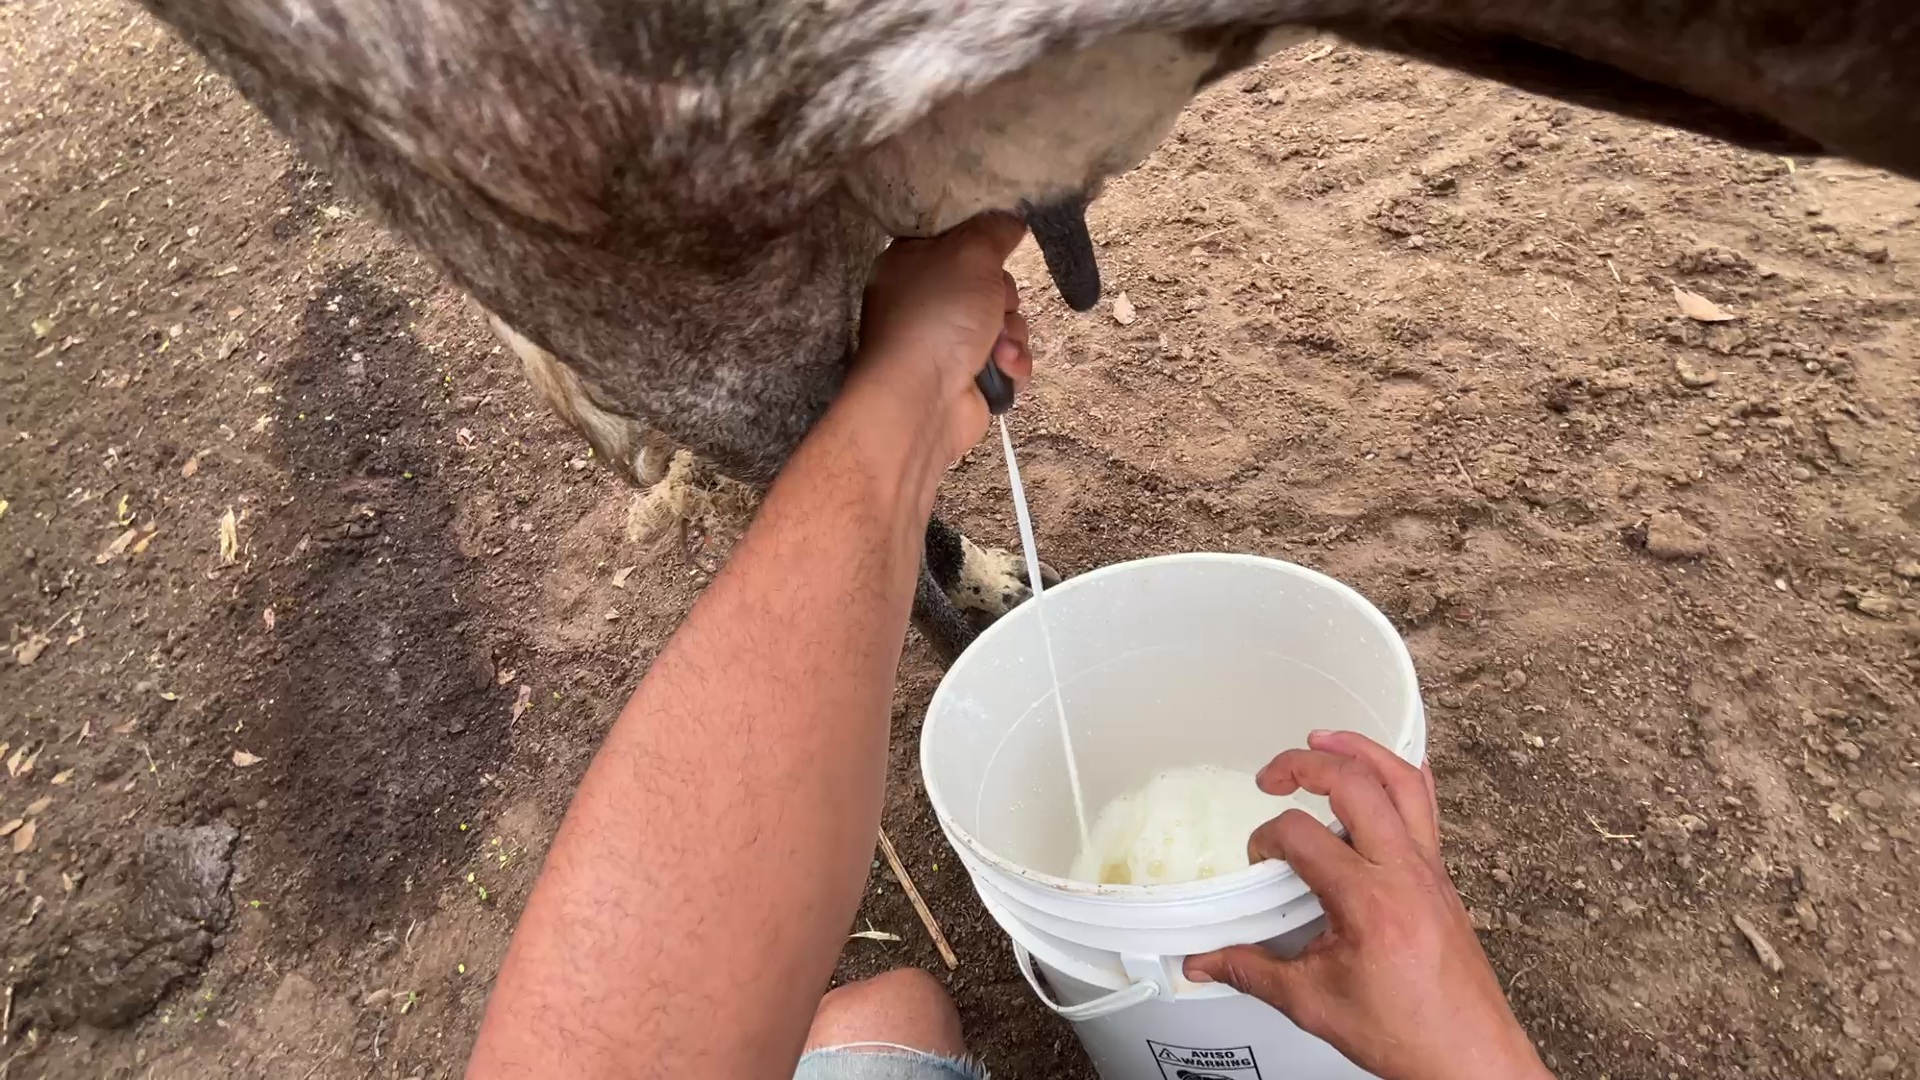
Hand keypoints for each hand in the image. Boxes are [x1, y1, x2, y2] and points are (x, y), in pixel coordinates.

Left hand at [847, 212, 1032, 466]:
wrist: (923, 398)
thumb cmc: (938, 315)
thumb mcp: (971, 252)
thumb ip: (994, 229)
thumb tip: (1010, 220)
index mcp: (911, 263)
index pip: (954, 240)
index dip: (981, 243)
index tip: (1000, 244)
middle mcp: (926, 302)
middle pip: (989, 283)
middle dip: (1003, 297)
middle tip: (993, 305)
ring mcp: (946, 342)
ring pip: (1004, 322)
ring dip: (1012, 333)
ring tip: (997, 348)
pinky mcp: (968, 377)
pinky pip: (1007, 359)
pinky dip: (1012, 364)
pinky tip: (1003, 370)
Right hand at [1184, 731, 1552, 1079]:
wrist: (1477, 1063)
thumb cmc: (1407, 1038)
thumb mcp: (1314, 1005)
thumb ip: (1250, 970)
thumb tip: (1201, 961)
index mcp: (1368, 900)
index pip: (1300, 835)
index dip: (1266, 840)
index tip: (1259, 863)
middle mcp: (1404, 872)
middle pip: (1354, 783)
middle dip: (1303, 764)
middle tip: (1270, 775)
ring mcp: (1428, 868)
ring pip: (1401, 780)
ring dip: (1357, 749)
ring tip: (1320, 737)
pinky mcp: (1440, 873)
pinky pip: (1427, 804)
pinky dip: (1401, 773)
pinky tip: (1377, 766)